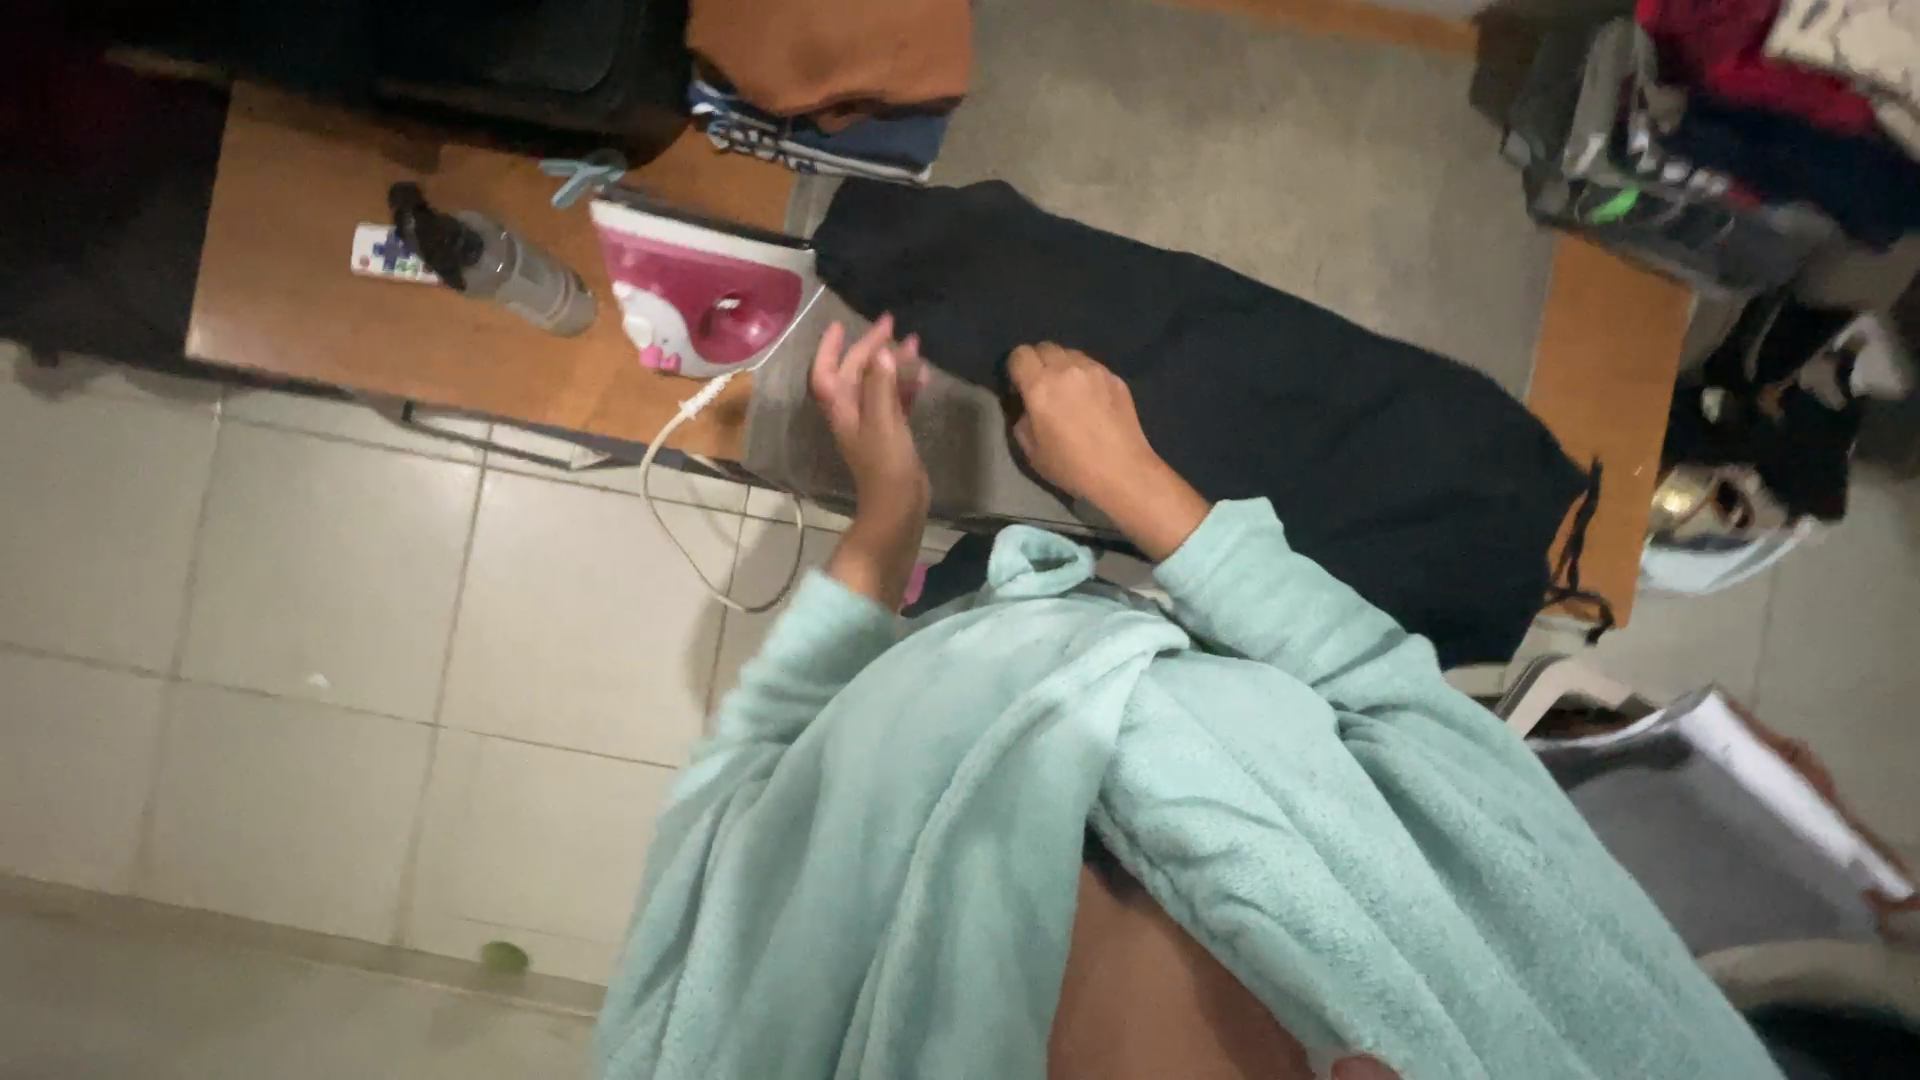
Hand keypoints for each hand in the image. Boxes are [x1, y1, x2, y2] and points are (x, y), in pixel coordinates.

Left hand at [811, 314, 930, 516]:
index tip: (841, 323)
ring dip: (893, 364)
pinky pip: (896, 401)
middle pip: (855, 373)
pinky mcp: (892, 434)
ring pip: (878, 384)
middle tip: (893, 324)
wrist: (899, 506)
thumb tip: (881, 353)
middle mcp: (852, 413)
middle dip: (871, 348)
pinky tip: (924, 374)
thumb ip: (880, 386)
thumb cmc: (886, 466)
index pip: (826, 372)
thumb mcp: (882, 422)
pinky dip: (906, 386)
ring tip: (915, 343)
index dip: (829, 347)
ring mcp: (872, 424)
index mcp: (842, 410)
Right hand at [1008, 343, 1161, 504]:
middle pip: (1045, 347)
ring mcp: (1095, 370)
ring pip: (1070, 353)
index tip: (1019, 389)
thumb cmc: (1072, 466)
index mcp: (1041, 386)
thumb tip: (1028, 408)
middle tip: (1042, 389)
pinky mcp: (1115, 377)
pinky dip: (1084, 376)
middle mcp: (1067, 369)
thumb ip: (1022, 421)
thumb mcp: (1032, 451)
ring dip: (1062, 367)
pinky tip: (1091, 401)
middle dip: (1038, 363)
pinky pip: (1092, 367)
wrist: (1122, 471)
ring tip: (1068, 393)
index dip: (1015, 369)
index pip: (1019, 354)